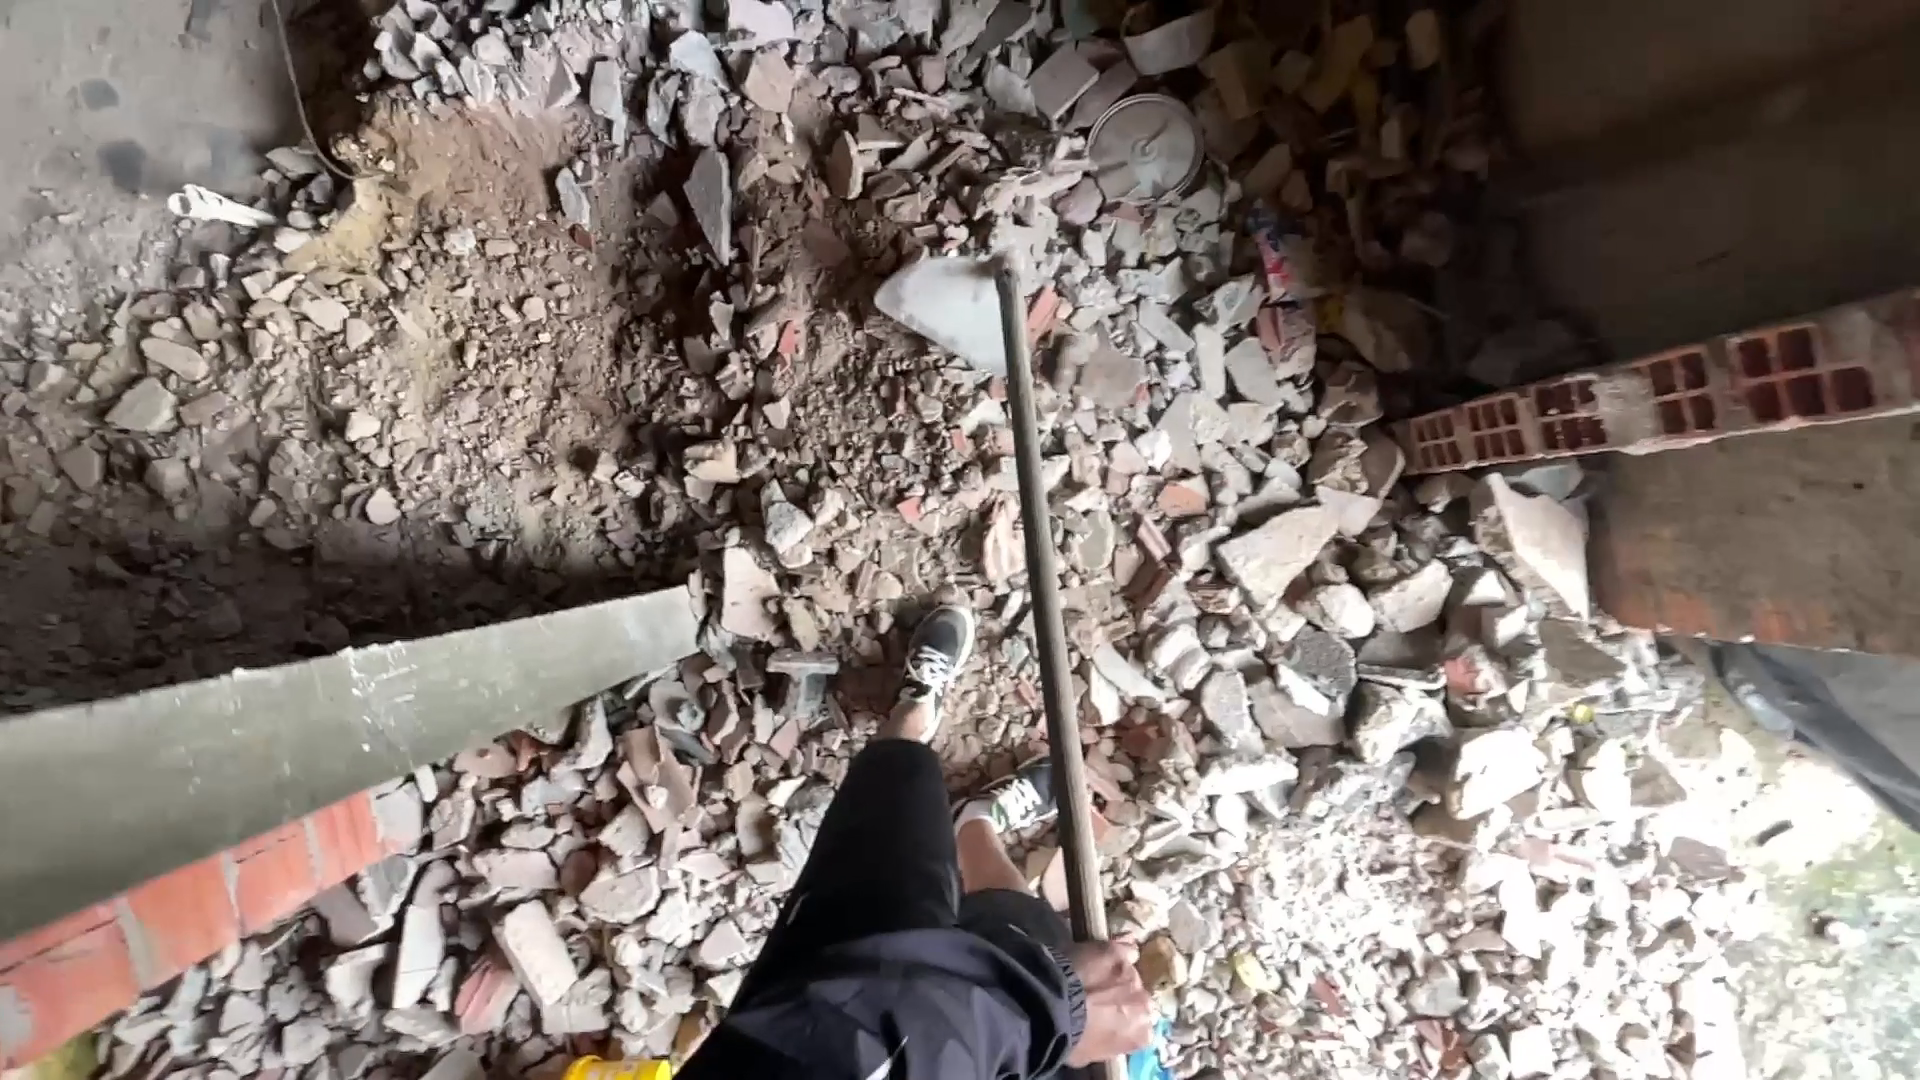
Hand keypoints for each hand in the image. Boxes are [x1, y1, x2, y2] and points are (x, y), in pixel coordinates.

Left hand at [1064, 940, 1153, 1066]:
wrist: (1055, 1007)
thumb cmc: (1073, 1038)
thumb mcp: (1093, 1052)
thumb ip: (1109, 1039)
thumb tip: (1104, 1030)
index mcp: (1141, 1033)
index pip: (1141, 1026)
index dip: (1125, 1020)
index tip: (1111, 1017)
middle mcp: (1143, 1003)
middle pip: (1137, 997)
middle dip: (1123, 996)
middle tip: (1102, 994)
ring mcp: (1131, 974)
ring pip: (1130, 971)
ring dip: (1118, 973)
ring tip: (1099, 971)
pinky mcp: (1116, 951)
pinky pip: (1125, 946)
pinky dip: (1120, 946)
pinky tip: (1109, 949)